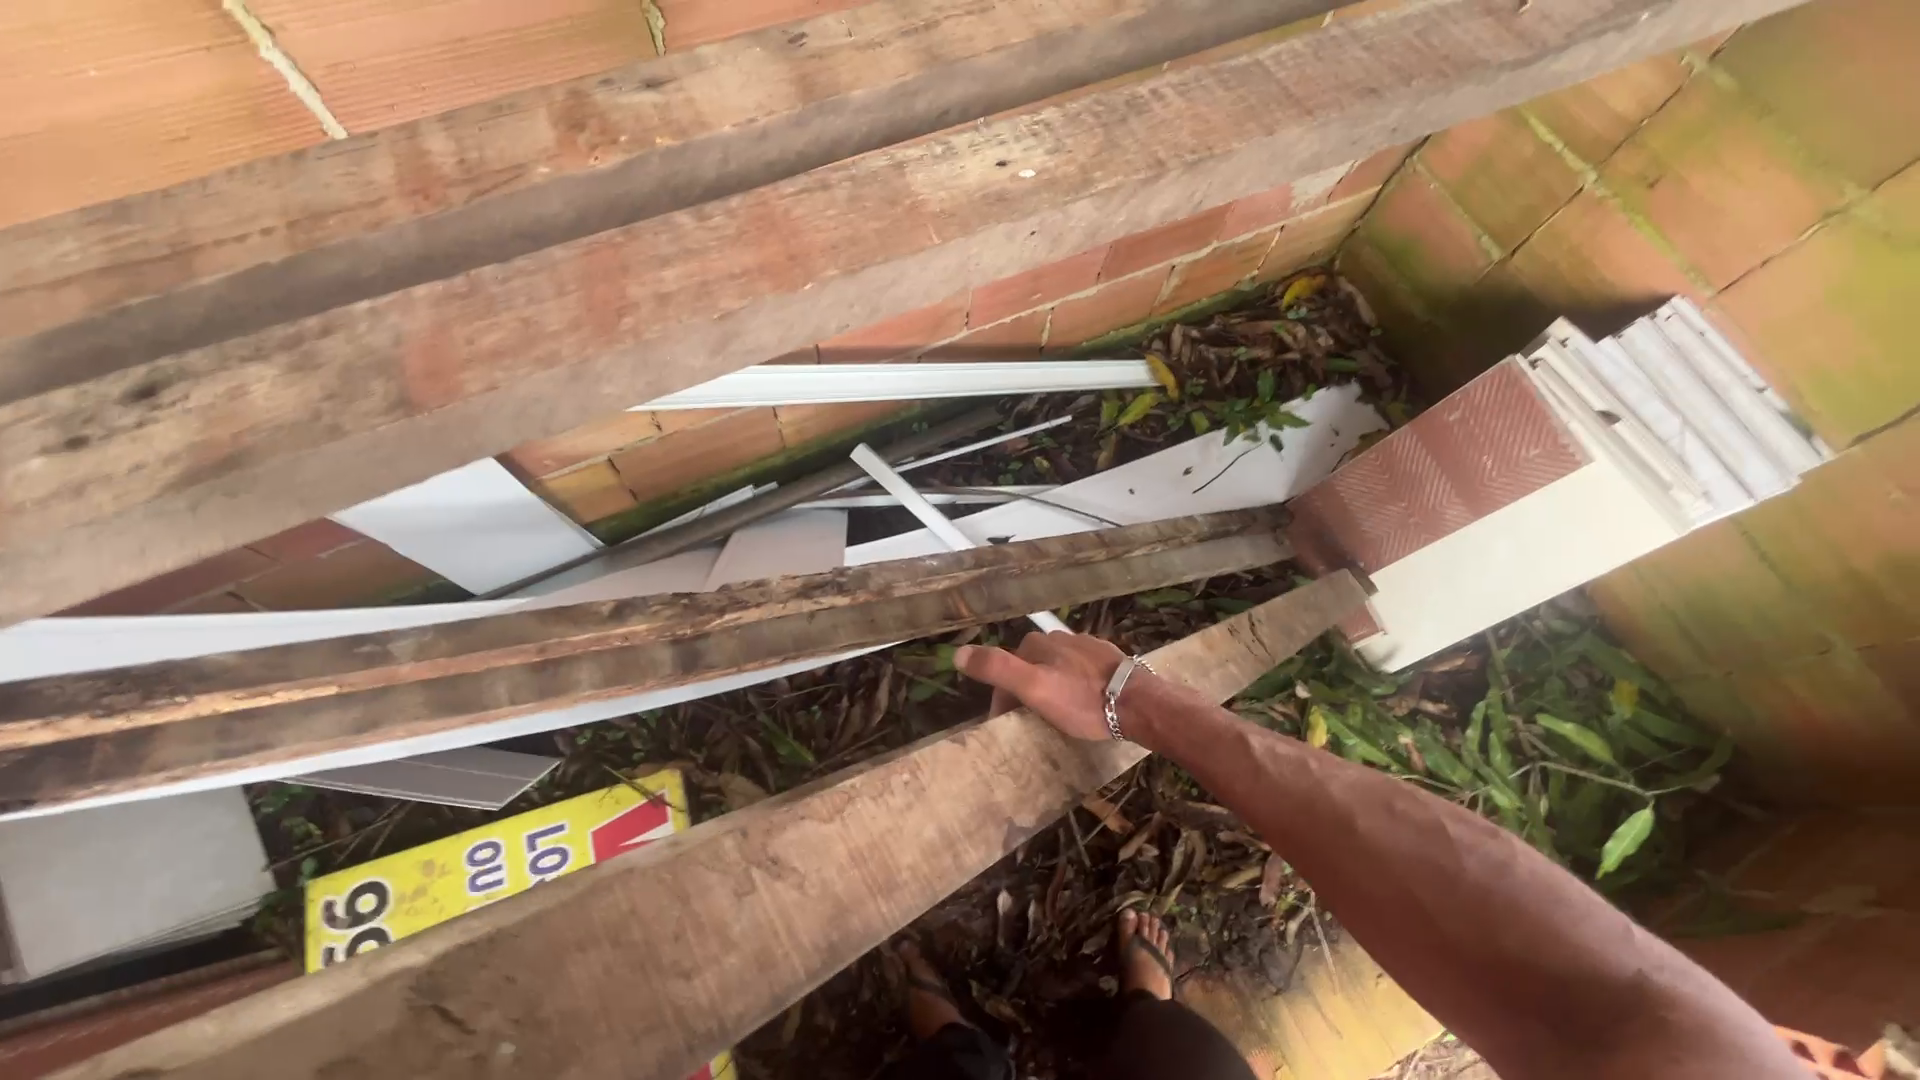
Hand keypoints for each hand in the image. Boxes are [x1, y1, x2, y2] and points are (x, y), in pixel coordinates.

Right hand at [953, 630, 1128, 740]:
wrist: (1137, 703)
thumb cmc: (1082, 700)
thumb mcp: (1033, 687)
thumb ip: (996, 668)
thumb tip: (957, 653)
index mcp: (1037, 644)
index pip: (1007, 669)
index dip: (1002, 699)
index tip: (1008, 726)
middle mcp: (1059, 638)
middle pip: (1030, 667)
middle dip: (1025, 692)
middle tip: (1030, 724)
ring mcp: (1086, 646)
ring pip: (1055, 668)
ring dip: (1050, 689)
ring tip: (1057, 717)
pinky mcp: (1108, 658)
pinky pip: (1080, 672)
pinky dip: (1074, 687)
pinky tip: (1083, 704)